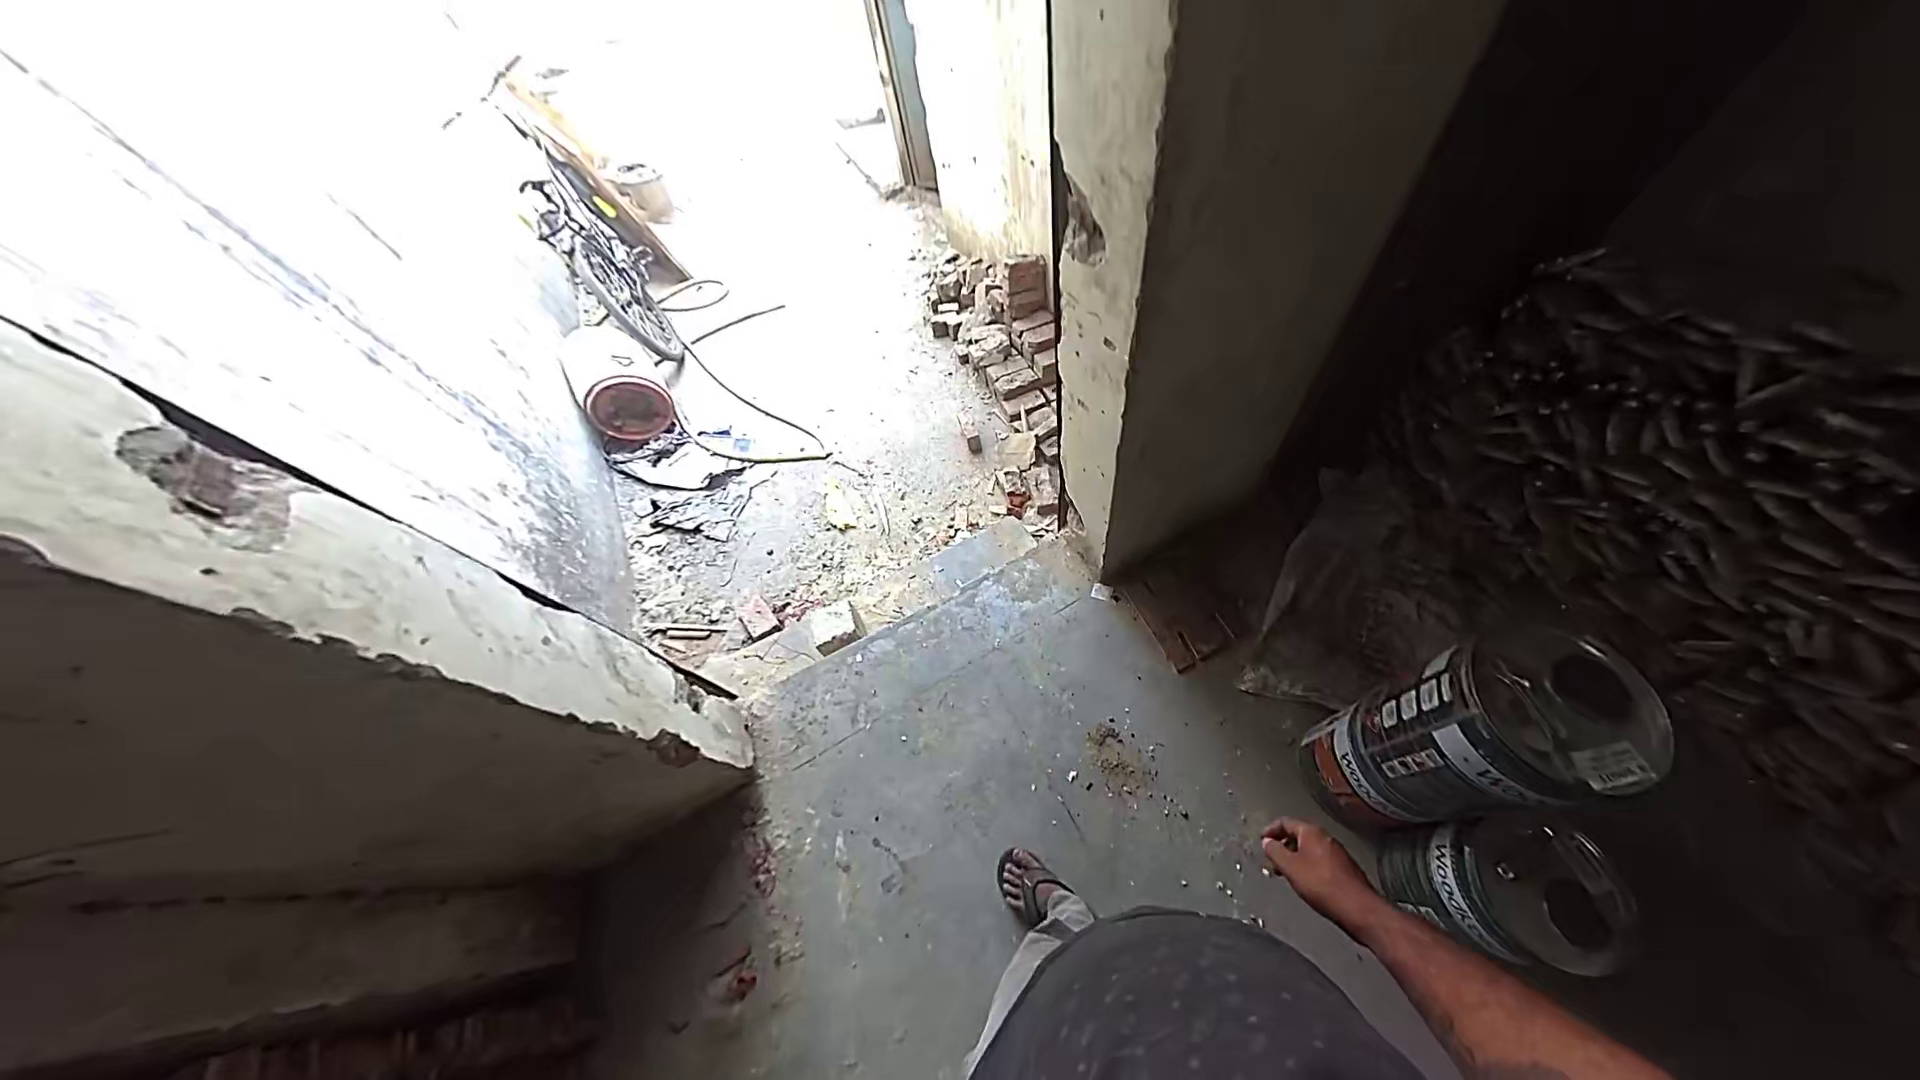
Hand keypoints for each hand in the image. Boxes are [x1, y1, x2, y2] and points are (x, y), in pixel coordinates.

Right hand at [1260, 818, 1385, 933]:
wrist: (1359, 910)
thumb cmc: (1323, 886)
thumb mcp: (1289, 867)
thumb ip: (1274, 851)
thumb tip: (1267, 843)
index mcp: (1312, 832)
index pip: (1285, 822)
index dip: (1270, 830)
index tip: (1263, 840)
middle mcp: (1326, 838)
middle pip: (1298, 835)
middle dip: (1283, 846)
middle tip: (1273, 859)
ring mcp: (1338, 854)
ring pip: (1309, 849)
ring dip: (1295, 858)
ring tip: (1287, 873)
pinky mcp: (1345, 870)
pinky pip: (1320, 861)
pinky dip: (1308, 867)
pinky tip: (1306, 882)